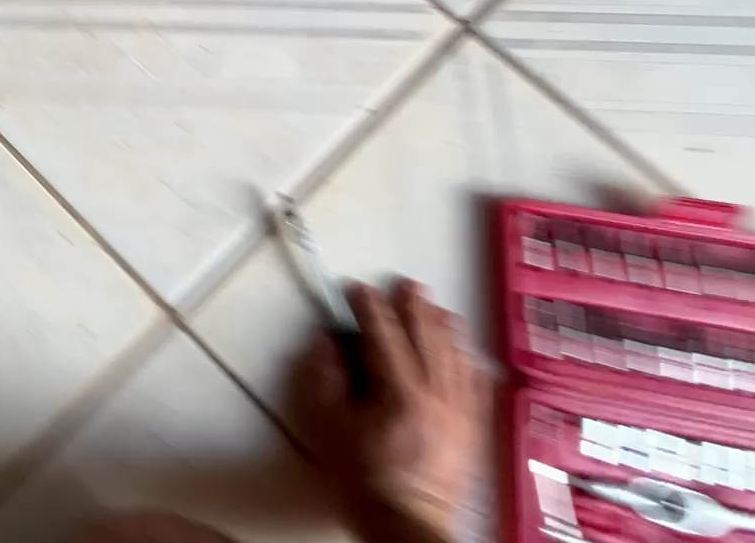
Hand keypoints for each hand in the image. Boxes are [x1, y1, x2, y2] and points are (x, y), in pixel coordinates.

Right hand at [290, 281, 487, 542]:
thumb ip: (327, 377)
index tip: (359, 289)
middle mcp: (437, 401)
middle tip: (408, 285)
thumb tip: (328, 342)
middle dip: (415, 311)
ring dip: (445, 331)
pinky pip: (477, 391)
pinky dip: (472, 366)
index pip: (384, 338)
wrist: (404, 522)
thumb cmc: (361, 475)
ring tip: (438, 308)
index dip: (371, 309)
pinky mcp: (472, 435)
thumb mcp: (329, 422)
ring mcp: (460, 418)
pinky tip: (470, 354)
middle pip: (428, 344)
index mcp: (399, 394)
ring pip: (457, 363)